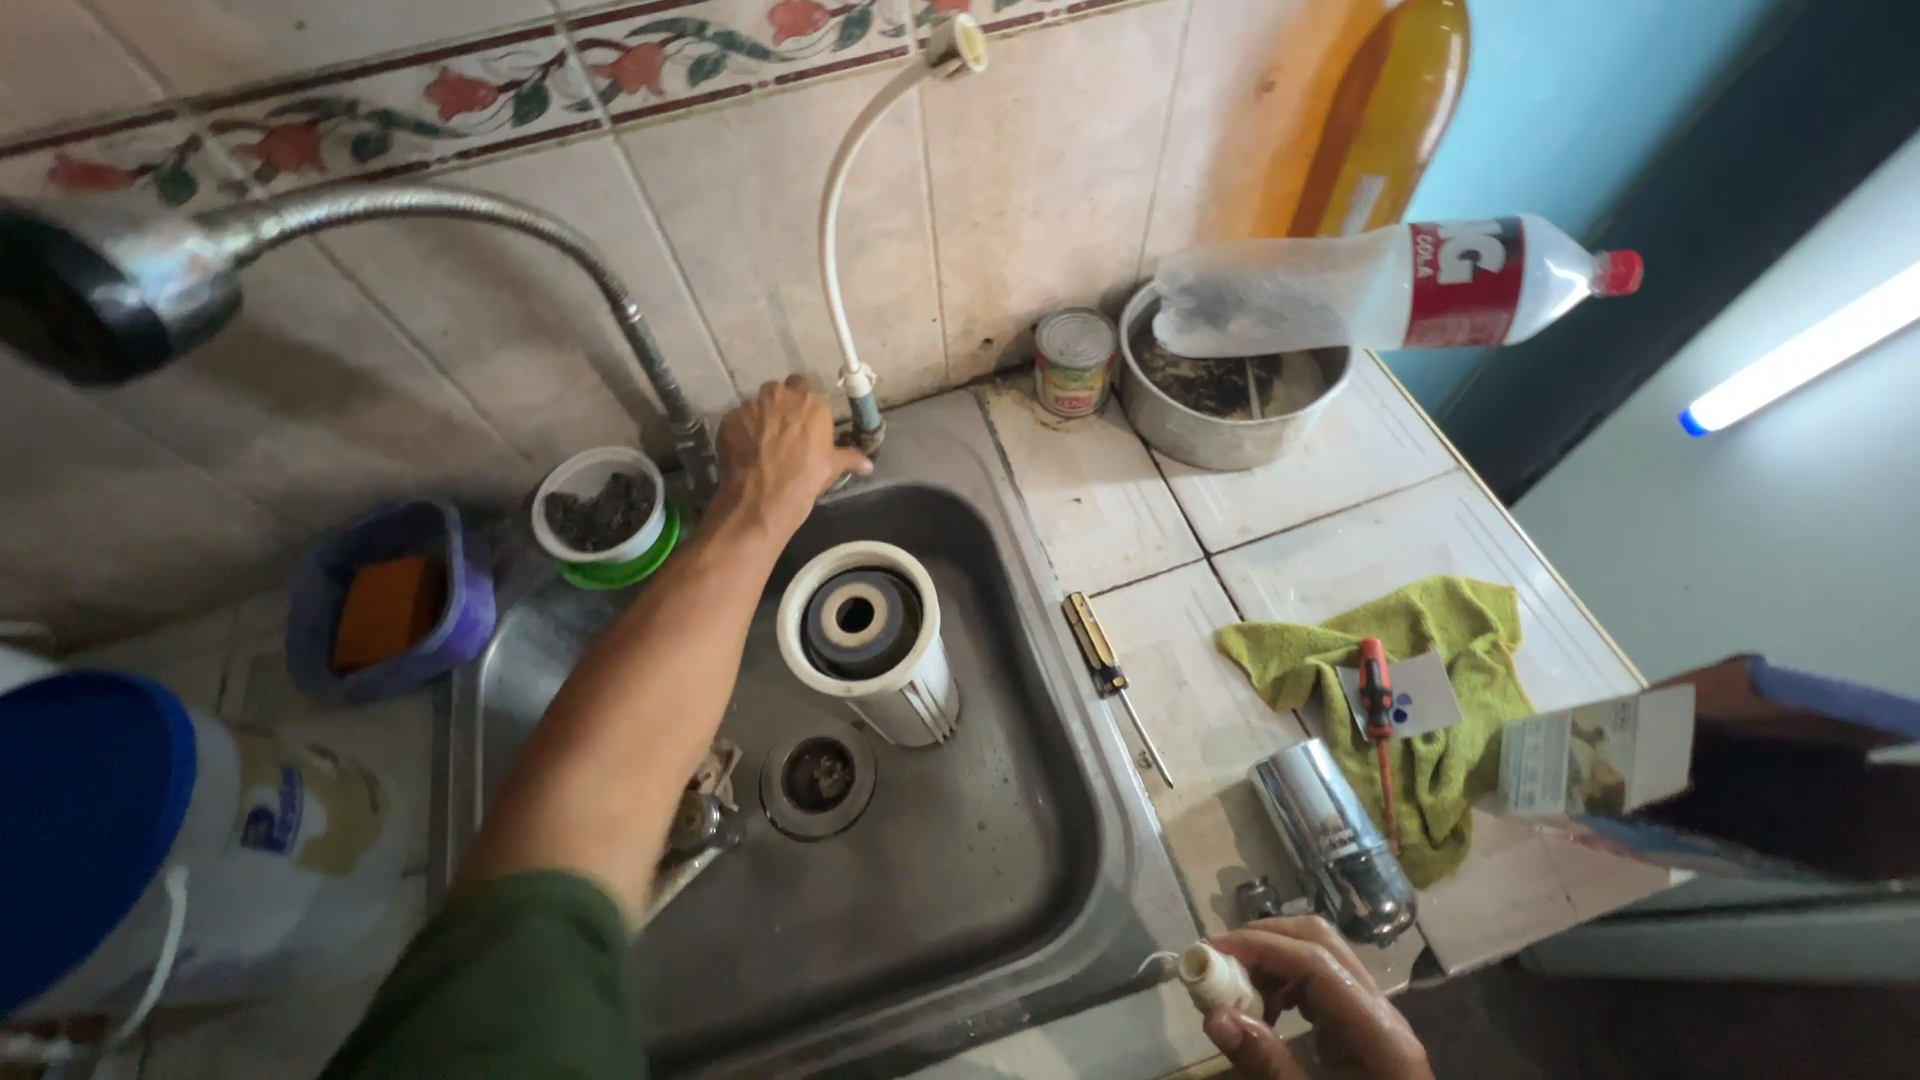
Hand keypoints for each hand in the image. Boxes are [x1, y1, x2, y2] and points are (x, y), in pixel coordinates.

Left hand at [715, 376, 872, 539]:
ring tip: (763, 442)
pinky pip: (738, 419)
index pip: (807, 388)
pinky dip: (742, 430)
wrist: (761, 500)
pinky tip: (747, 450)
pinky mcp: (729, 419)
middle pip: (780, 391)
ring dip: (761, 417)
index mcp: (811, 402)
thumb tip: (868, 464)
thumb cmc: (804, 480)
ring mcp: (751, 406)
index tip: (806, 422)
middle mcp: (781, 396)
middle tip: (785, 430)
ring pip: (757, 404)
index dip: (804, 404)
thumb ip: (850, 458)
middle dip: (782, 405)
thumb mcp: (832, 468)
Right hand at [1202, 917, 1431, 1079]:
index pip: (1316, 961)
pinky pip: (1320, 981)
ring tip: (1236, 989)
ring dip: (1271, 959)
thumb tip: (1213, 1016)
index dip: (1261, 947)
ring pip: (1319, 954)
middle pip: (1319, 941)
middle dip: (1264, 940)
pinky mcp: (1362, 1028)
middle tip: (1219, 960)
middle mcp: (1382, 1012)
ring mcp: (1374, 1018)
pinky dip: (1283, 981)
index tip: (1211, 951)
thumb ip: (1267, 1065)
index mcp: (1379, 1033)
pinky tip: (1264, 1009)